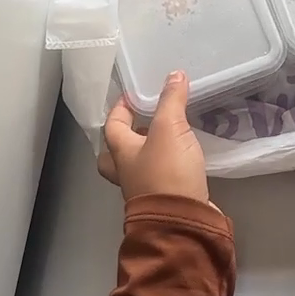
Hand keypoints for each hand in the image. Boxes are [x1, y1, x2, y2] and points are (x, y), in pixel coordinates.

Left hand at [99, 70, 208, 202]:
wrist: (182, 221)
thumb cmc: (167, 172)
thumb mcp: (170, 128)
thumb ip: (171, 101)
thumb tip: (174, 75)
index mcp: (121, 152)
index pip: (112, 125)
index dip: (120, 108)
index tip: (133, 95)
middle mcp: (126, 172)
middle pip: (113, 154)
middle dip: (125, 139)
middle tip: (141, 125)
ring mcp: (142, 190)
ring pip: (136, 167)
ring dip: (147, 153)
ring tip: (166, 138)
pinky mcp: (162, 201)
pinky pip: (158, 179)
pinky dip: (165, 168)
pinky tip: (181, 159)